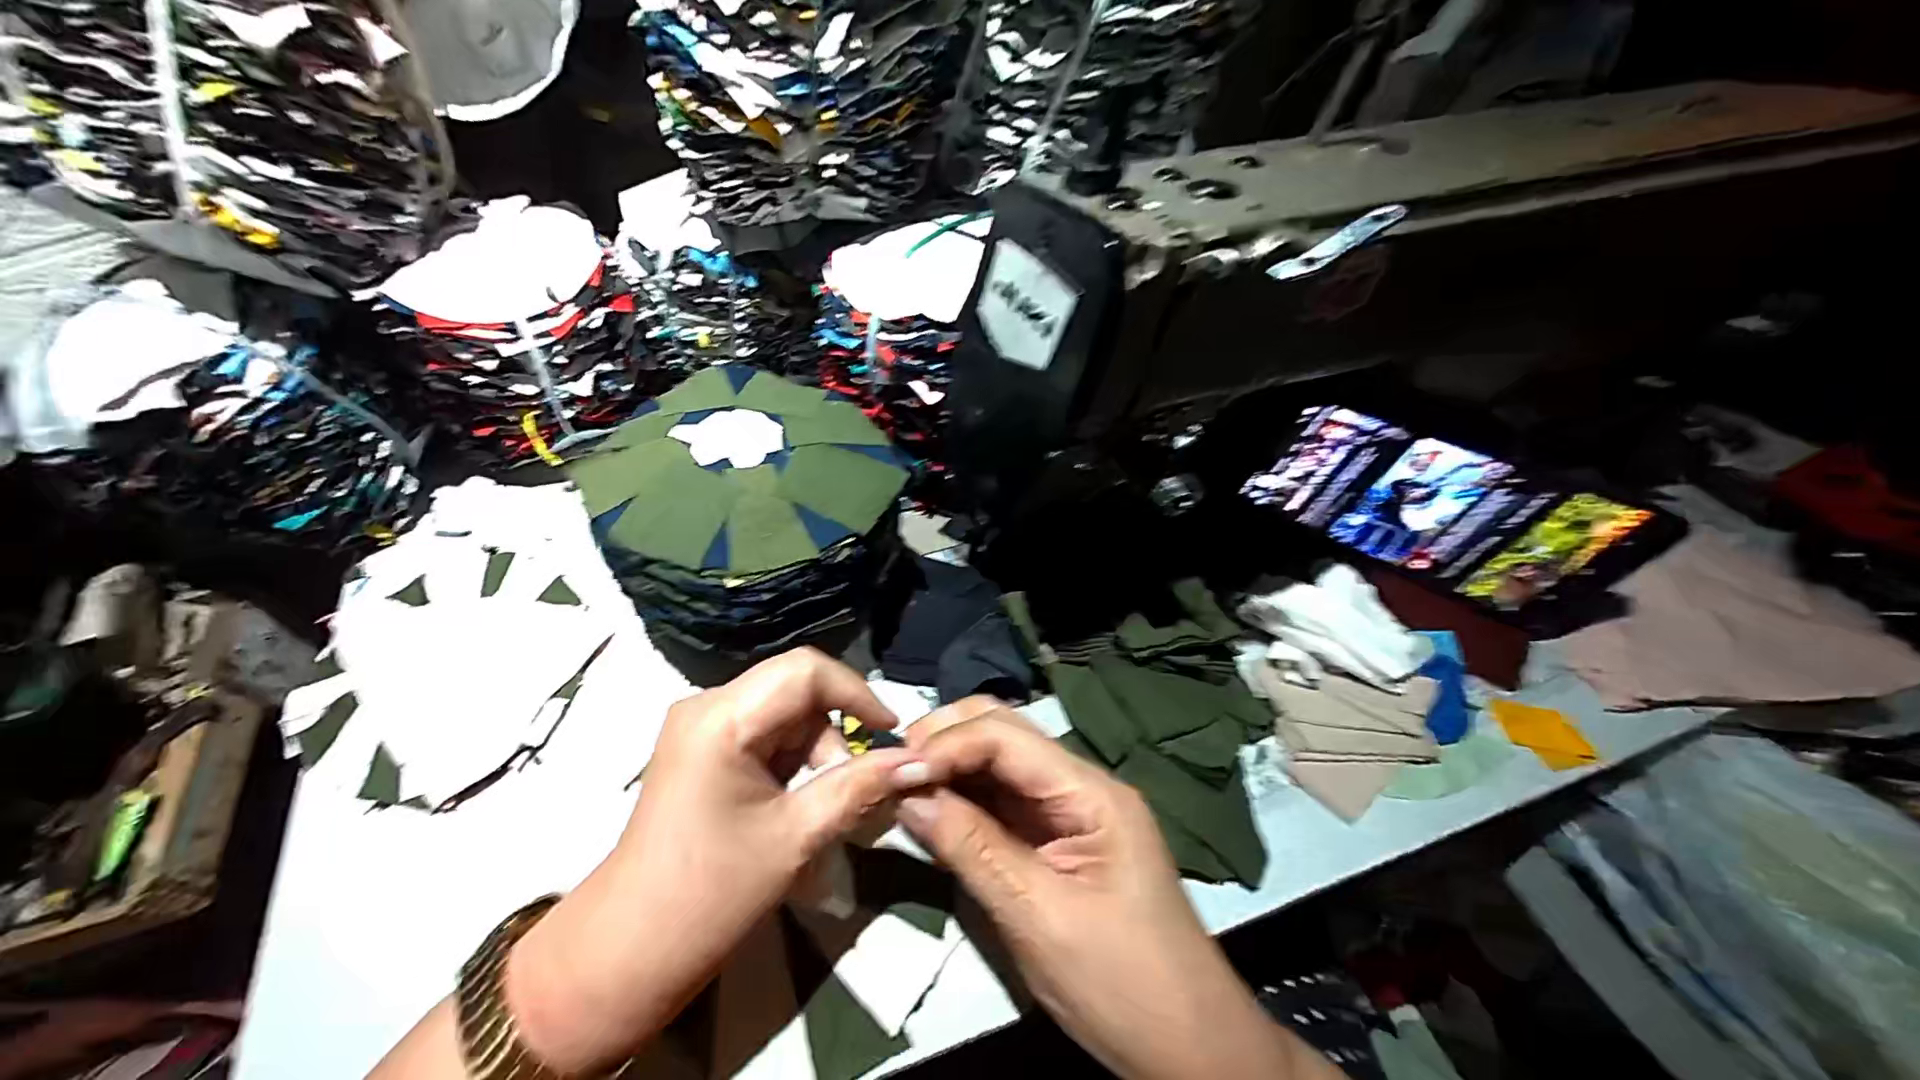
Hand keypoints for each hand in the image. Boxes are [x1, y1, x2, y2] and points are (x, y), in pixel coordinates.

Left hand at [503, 648, 933, 1073]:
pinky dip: (793, 764)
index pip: (805, 671)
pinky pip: (766, 735)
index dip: (856, 692)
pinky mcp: (703, 749)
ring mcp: (701, 727)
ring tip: (822, 812)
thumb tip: (919, 762)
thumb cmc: (710, 894)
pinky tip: (798, 806)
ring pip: (785, 715)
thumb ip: (860, 788)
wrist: (628, 952)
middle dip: (833, 735)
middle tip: (852, 789)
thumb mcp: (796, 837)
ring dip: (815, 755)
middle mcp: (707, 706)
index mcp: (722, 718)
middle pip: (796, 691)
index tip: (890, 733)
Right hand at [896, 701, 1332, 1079]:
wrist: (1187, 1043)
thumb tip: (906, 794)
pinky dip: (964, 796)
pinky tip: (933, 809)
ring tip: (902, 787)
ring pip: (999, 760)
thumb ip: (971, 847)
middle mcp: (1079, 785)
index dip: (946, 744)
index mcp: (1089, 792)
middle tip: (894, 772)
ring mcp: (1069, 809)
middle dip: (945, 740)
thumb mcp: (1036, 915)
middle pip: (1004, 731)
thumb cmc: (1120, 981)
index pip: (1005, 736)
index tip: (895, 773)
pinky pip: (1003, 798)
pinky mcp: (1057, 836)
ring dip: (950, 765)